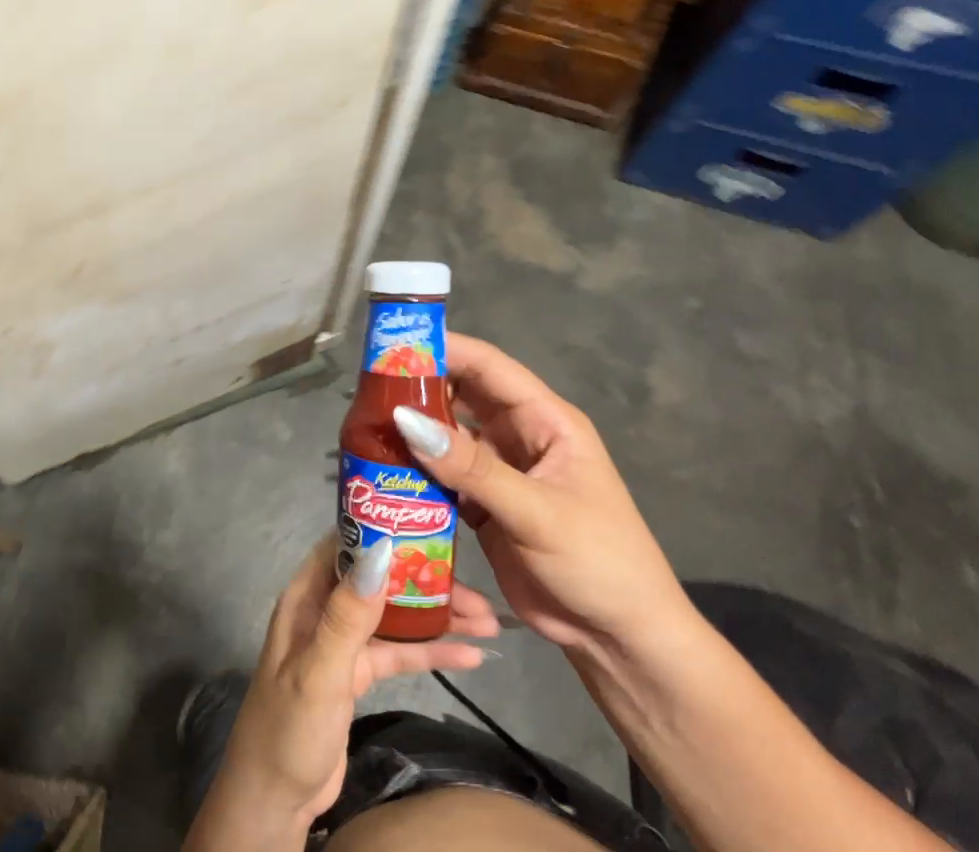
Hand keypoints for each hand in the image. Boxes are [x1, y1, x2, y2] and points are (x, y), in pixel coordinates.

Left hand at [209, 536, 498, 828]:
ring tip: (489, 621)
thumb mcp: (320, 672)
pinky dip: (430, 652)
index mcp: (304, 600)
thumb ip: (347, 617)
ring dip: (436, 617)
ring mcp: (341, 644)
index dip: (380, 531)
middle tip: (477, 590)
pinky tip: (471, 656)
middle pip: (377, 581)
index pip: (341, 548)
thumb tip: (378, 554)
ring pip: (393, 617)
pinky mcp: (356, 674)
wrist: (275, 794)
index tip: (428, 524)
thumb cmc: (288, 728)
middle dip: (424, 580)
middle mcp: (322, 612)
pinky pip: (397, 653)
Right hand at [390, 333, 691, 653]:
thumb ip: (471, 468)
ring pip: (446, 438)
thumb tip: (405, 421)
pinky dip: (414, 472)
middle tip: (363, 388)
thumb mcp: (536, 511)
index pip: (489, 368)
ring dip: (411, 432)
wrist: (616, 634)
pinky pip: (441, 476)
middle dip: (417, 389)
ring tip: (362, 427)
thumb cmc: (598, 562)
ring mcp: (499, 473)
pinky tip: (380, 472)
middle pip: (462, 397)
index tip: (391, 344)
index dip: (443, 349)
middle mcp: (520, 438)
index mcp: (547, 423)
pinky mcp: (483, 505)